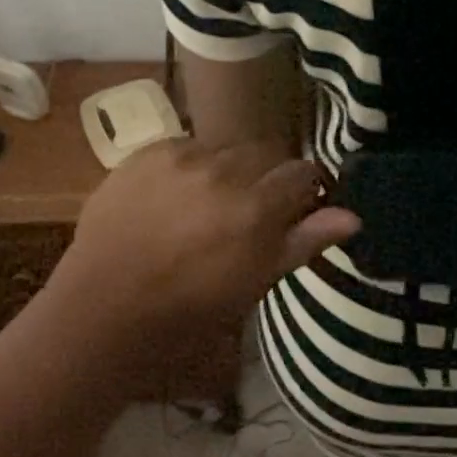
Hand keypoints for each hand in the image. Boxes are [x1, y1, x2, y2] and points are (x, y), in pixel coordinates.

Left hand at [39, 140, 358, 373]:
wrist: (103, 309)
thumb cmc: (189, 311)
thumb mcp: (256, 283)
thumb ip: (304, 241)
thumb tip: (352, 216)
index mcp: (256, 208)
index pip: (303, 173)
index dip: (305, 189)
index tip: (298, 207)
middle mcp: (224, 171)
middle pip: (268, 153)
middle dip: (268, 175)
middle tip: (252, 208)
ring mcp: (182, 158)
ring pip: (228, 147)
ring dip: (231, 167)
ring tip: (212, 200)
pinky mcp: (147, 152)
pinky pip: (188, 146)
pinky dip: (193, 165)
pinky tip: (179, 195)